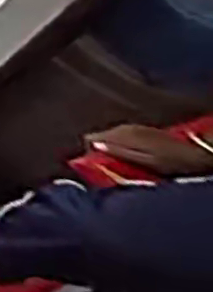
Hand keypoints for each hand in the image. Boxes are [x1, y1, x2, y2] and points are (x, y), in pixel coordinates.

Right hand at [86, 124, 212, 176]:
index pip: (90, 138)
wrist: (202, 154)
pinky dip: (124, 143)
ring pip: (110, 135)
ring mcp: (132, 127)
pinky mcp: (141, 129)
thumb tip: (94, 146)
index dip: (92, 150)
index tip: (101, 162)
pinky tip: (138, 152)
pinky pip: (122, 135)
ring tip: (128, 159)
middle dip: (103, 148)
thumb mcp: (150, 162)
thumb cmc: (176, 162)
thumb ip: (122, 153)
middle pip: (99, 136)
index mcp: (121, 135)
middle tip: (116, 164)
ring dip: (114, 146)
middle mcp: (121, 128)